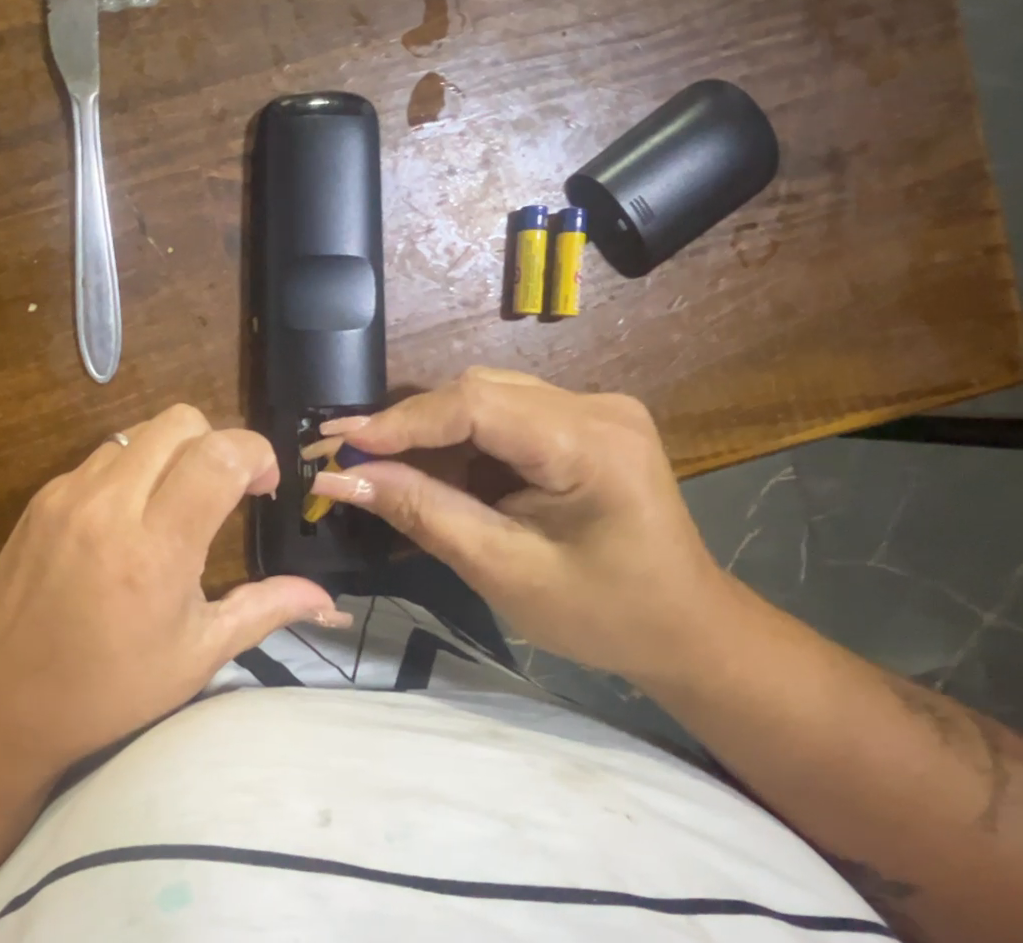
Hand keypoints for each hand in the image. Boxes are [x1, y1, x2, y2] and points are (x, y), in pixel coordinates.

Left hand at [0, 404, 343, 774]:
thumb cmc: (107, 691)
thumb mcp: (194, 657)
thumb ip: (264, 611)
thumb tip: (326, 599)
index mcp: (156, 546)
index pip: (219, 452)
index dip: (256, 454)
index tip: (264, 488)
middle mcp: (110, 504)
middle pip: (179, 421)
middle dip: (216, 442)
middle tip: (225, 492)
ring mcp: (67, 495)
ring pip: (136, 434)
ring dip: (170, 455)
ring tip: (174, 507)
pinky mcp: (39, 500)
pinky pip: (98, 459)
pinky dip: (128, 473)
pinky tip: (127, 523)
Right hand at [309, 367, 750, 682]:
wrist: (686, 630)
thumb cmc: (602, 614)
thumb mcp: (502, 569)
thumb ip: (421, 513)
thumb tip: (339, 478)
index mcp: (592, 443)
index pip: (476, 403)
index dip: (400, 421)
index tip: (337, 444)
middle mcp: (596, 407)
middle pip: (477, 392)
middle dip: (407, 427)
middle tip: (346, 459)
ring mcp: (593, 410)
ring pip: (483, 400)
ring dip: (428, 435)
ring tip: (379, 471)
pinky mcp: (582, 425)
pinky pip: (501, 418)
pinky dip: (457, 445)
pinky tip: (432, 476)